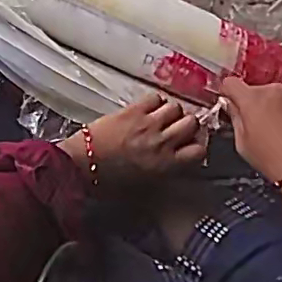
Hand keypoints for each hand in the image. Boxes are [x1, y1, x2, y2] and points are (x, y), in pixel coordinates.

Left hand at [61, 92, 208, 187]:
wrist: (81, 165)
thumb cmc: (109, 180)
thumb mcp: (144, 183)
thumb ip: (165, 170)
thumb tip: (176, 159)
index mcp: (166, 164)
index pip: (199, 150)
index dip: (197, 144)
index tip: (191, 142)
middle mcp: (162, 142)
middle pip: (192, 123)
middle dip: (188, 123)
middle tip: (177, 126)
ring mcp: (148, 124)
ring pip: (176, 107)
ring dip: (171, 111)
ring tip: (161, 116)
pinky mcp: (133, 111)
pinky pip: (156, 97)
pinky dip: (155, 101)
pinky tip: (148, 108)